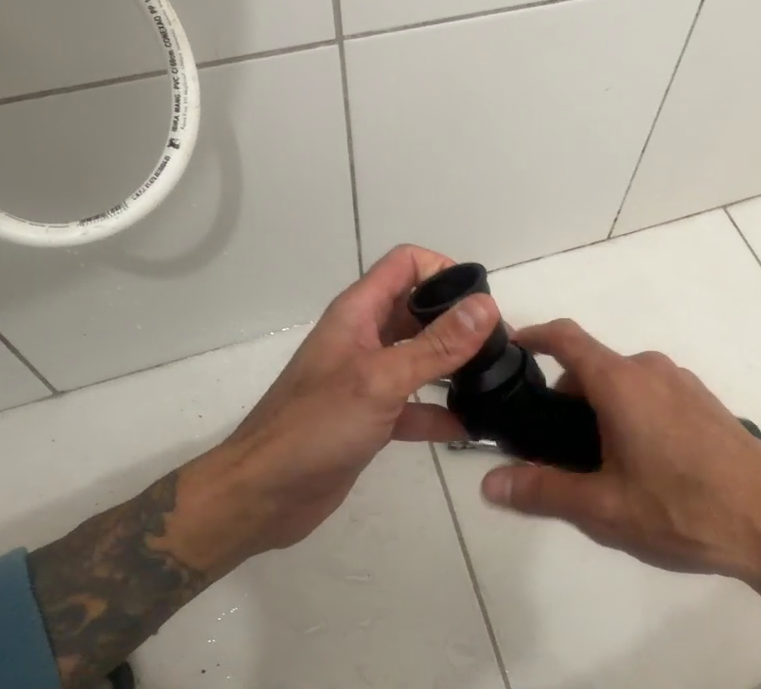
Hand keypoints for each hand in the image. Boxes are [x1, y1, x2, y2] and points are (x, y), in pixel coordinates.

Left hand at [195, 245, 498, 564]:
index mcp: (358, 313)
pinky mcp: (370, 417)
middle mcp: (363, 338)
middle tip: (499, 343)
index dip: (443, 270)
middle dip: (458, 320)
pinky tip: (470, 426)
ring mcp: (366, 378)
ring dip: (454, 365)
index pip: (405, 265)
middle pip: (417, 310)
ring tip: (495, 379)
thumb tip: (486, 306)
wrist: (262, 495)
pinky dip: (439, 412)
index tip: (480, 300)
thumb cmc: (316, 426)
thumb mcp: (381, 380)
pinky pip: (414, 404)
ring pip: (419, 358)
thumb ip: (436, 345)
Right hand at [478, 319, 760, 582]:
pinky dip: (633, 415)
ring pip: (625, 384)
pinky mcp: (705, 403)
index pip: (566, 337)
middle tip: (554, 450)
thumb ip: (543, 490)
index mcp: (621, 382)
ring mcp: (683, 384)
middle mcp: (651, 369)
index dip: (534, 335)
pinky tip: (645, 468)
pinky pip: (653, 396)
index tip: (511, 347)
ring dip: (602, 411)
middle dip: (566, 399)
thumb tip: (490, 482)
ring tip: (601, 468)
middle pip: (593, 368)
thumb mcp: (604, 509)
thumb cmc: (681, 509)